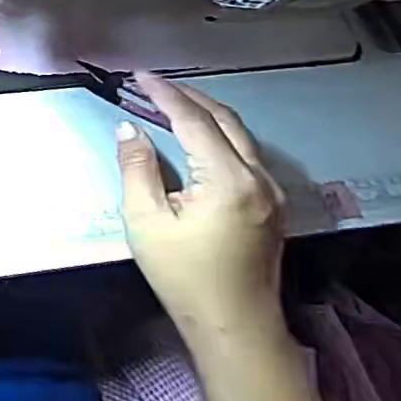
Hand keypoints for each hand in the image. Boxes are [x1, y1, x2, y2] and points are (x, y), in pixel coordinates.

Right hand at [117, 72, 289, 359]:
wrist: (233, 323)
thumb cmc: (181, 272)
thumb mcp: (145, 218)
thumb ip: (137, 168)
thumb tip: (130, 128)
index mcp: (229, 180)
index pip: (194, 122)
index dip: (165, 95)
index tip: (139, 76)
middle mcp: (258, 180)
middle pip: (225, 121)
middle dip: (189, 96)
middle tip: (153, 82)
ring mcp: (269, 193)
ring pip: (239, 136)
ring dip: (204, 113)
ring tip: (169, 100)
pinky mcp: (268, 205)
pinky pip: (243, 153)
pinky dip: (216, 133)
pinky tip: (193, 135)